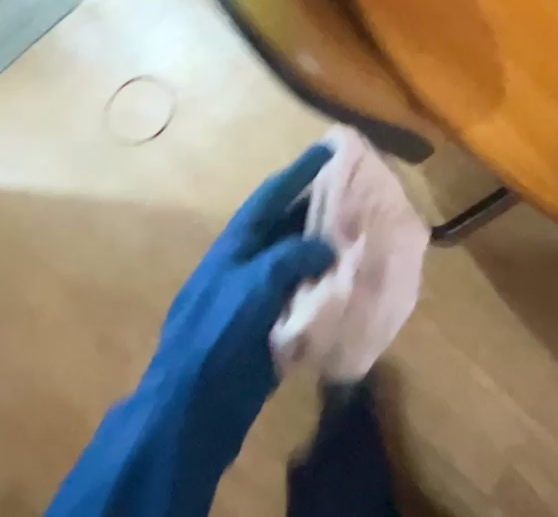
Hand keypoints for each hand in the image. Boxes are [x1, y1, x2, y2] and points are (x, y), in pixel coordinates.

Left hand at [48, 146, 337, 516]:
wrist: (190, 410)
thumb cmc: (217, 337)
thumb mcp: (254, 285)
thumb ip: (292, 257)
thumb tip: (328, 248)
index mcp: (236, 246)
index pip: (272, 196)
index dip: (301, 171)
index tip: (331, 148)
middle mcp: (248, 265)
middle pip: (289, 226)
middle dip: (322, 208)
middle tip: (361, 193)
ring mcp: (258, 299)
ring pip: (300, 263)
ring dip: (330, 250)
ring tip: (367, 235)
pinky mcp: (270, 331)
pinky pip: (305, 299)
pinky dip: (328, 290)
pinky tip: (355, 286)